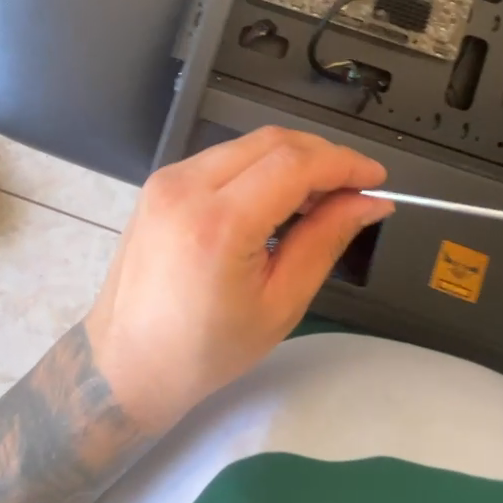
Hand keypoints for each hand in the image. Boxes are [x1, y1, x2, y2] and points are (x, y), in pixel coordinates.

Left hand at [83, 126, 391, 432]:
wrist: (126, 362)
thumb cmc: (206, 349)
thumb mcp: (280, 304)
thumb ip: (325, 241)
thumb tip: (370, 202)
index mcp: (217, 224)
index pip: (293, 164)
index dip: (343, 163)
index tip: (376, 178)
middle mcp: (187, 186)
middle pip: (272, 141)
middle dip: (322, 156)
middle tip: (354, 189)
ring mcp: (168, 178)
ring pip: (248, 144)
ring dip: (292, 159)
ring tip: (319, 198)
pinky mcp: (161, 180)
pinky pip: (224, 157)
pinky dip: (260, 166)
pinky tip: (277, 199)